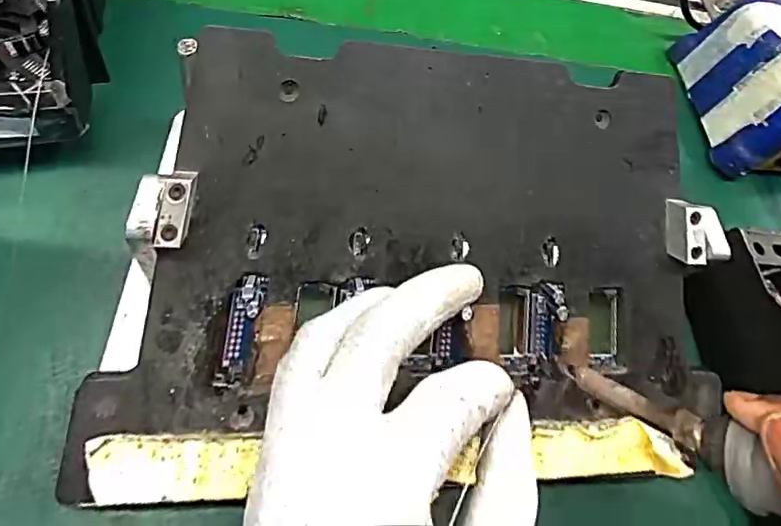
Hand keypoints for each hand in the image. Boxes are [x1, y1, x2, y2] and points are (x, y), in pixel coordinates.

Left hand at [245, 265, 534, 525]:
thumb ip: (503, 499)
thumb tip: (512, 420)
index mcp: (381, 493)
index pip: (452, 398)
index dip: (491, 385)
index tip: (505, 390)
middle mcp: (324, 459)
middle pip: (375, 338)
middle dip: (427, 296)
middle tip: (465, 280)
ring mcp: (287, 458)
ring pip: (319, 341)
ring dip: (368, 304)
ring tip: (406, 290)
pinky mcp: (268, 468)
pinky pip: (294, 373)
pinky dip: (330, 339)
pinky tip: (357, 334)